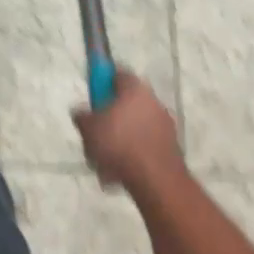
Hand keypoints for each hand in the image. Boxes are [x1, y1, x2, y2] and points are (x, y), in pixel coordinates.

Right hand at [72, 71, 184, 195]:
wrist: (155, 180)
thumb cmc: (117, 144)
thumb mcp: (86, 126)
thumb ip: (82, 115)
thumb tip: (84, 112)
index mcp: (134, 90)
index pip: (118, 73)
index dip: (102, 80)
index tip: (92, 92)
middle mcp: (154, 103)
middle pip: (127, 101)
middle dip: (111, 112)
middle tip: (94, 126)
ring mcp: (166, 125)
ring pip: (134, 124)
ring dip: (120, 134)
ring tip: (103, 154)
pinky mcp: (171, 147)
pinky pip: (143, 142)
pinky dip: (131, 150)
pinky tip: (117, 166)